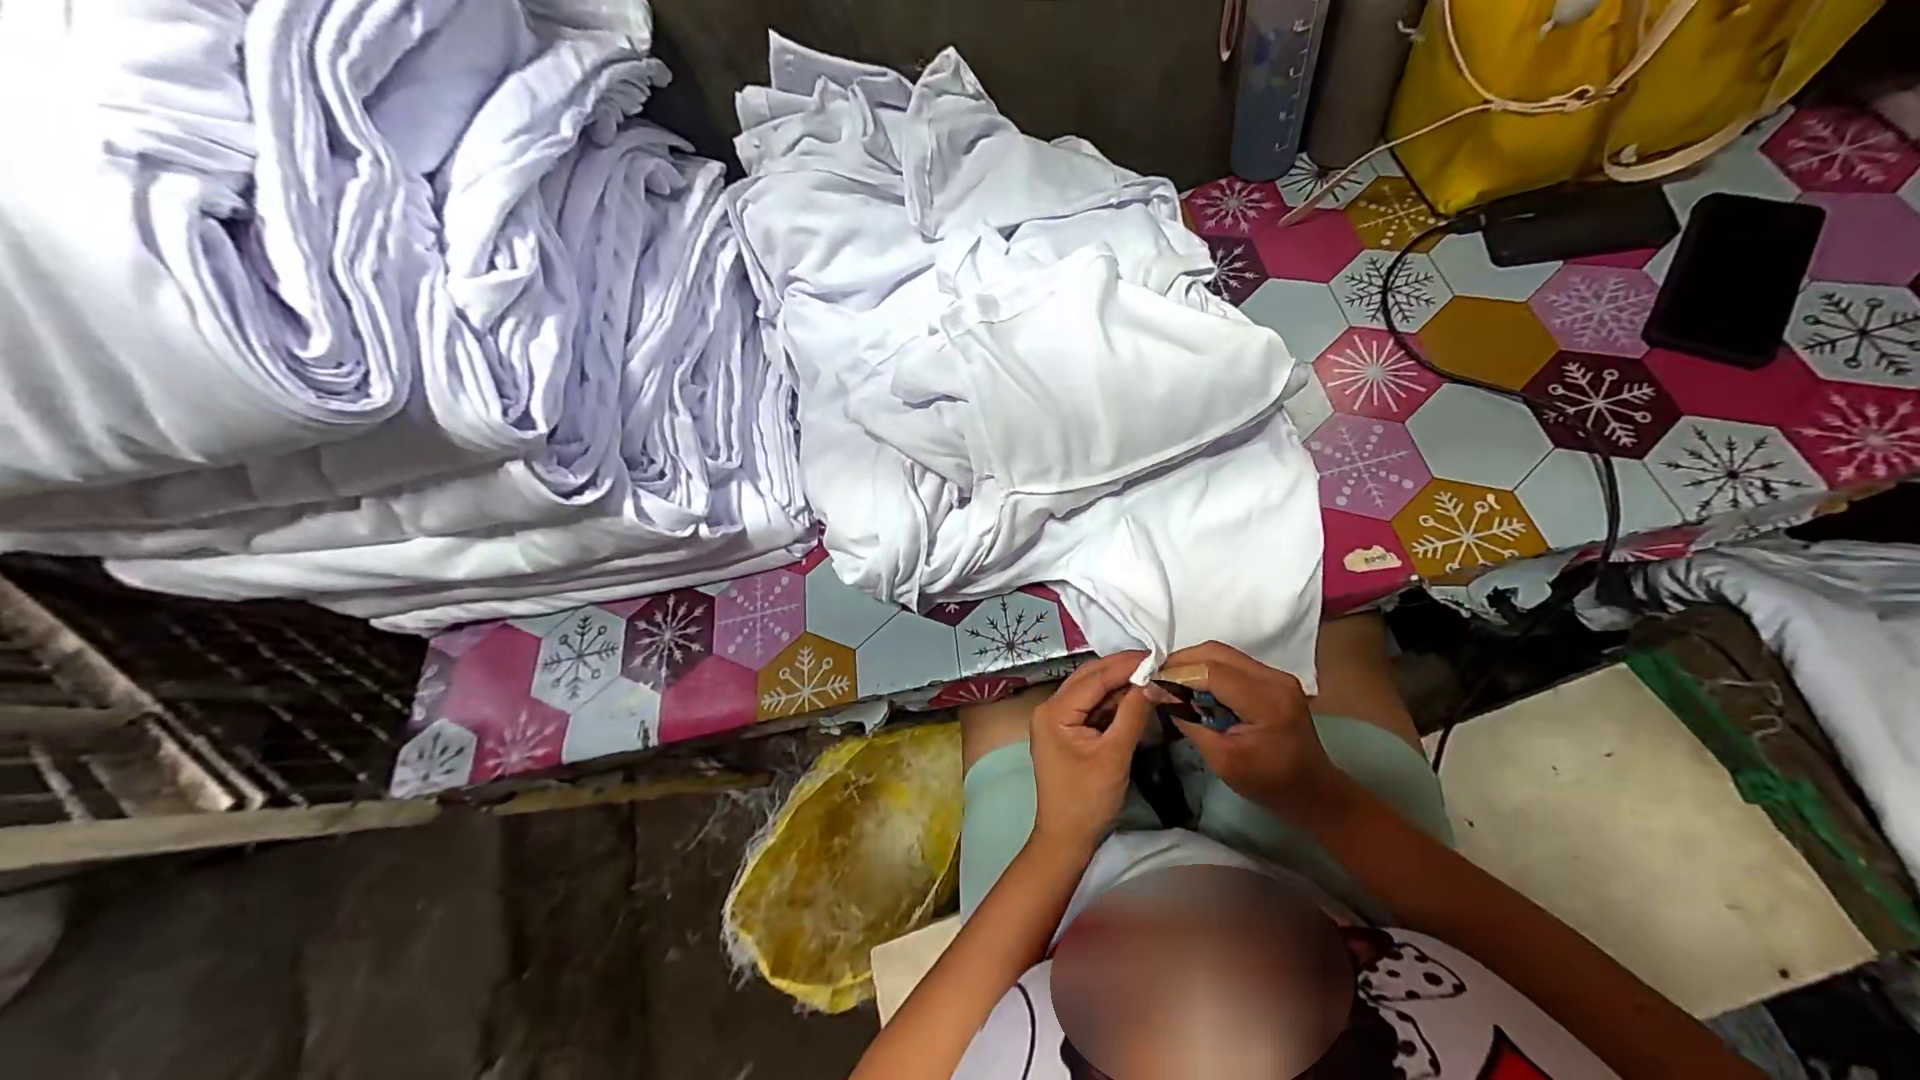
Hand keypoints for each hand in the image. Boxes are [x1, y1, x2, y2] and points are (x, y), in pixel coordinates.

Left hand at [1028, 651, 1153, 852]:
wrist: (1067, 837)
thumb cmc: (1087, 799)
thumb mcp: (1114, 755)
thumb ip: (1133, 714)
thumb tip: (1155, 682)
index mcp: (1054, 711)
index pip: (1094, 677)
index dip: (1126, 665)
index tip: (1157, 655)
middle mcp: (1051, 708)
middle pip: (1091, 678)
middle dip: (1124, 669)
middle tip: (1158, 662)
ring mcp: (1059, 719)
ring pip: (1093, 690)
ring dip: (1121, 684)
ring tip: (1153, 674)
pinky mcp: (1069, 731)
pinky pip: (1094, 707)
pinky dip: (1115, 701)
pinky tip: (1138, 695)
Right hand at [1160, 642, 1340, 816]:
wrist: (1313, 791)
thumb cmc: (1268, 783)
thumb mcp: (1222, 759)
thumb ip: (1190, 721)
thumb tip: (1157, 694)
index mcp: (1266, 701)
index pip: (1211, 671)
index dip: (1176, 673)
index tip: (1149, 684)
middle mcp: (1274, 679)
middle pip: (1216, 653)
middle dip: (1181, 662)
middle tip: (1156, 679)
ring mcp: (1276, 676)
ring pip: (1222, 654)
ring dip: (1193, 664)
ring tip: (1171, 683)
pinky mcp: (1273, 679)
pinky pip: (1232, 663)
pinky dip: (1207, 670)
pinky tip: (1194, 687)